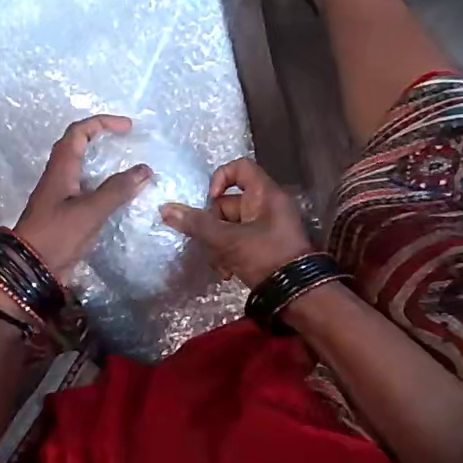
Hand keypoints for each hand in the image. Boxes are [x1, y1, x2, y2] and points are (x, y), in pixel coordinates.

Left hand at [9, 114, 152, 281]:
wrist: (31, 268)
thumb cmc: (56, 235)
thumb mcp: (90, 211)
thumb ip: (117, 190)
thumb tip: (145, 169)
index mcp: (60, 169)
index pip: (78, 132)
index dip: (102, 123)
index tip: (127, 128)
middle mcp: (58, 177)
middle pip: (77, 146)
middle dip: (101, 138)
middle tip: (126, 143)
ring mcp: (59, 196)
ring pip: (81, 169)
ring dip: (102, 164)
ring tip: (127, 169)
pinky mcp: (63, 214)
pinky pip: (84, 190)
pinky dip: (102, 187)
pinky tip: (117, 198)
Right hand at [160, 158, 312, 287]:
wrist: (297, 294)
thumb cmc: (266, 257)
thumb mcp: (228, 240)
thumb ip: (197, 224)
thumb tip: (165, 209)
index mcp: (265, 194)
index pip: (240, 167)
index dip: (220, 179)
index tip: (209, 200)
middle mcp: (267, 206)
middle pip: (228, 203)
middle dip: (213, 226)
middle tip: (208, 245)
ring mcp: (266, 228)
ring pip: (230, 227)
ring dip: (218, 246)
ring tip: (220, 265)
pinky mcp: (264, 247)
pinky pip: (239, 242)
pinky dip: (229, 255)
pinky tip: (227, 273)